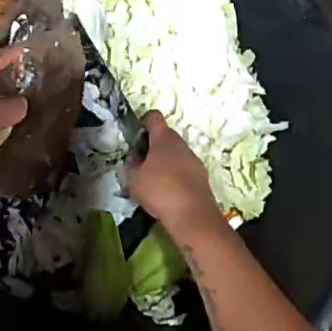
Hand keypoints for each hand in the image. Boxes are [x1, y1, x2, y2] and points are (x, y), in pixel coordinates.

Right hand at [127, 111, 224, 234]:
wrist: (192, 213)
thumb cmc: (160, 189)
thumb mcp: (134, 179)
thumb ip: (130, 166)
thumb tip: (134, 161)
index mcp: (164, 138)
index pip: (154, 116)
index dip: (143, 121)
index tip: (135, 135)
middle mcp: (181, 143)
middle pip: (164, 136)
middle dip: (151, 146)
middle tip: (139, 163)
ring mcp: (193, 158)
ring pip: (175, 152)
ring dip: (163, 160)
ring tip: (152, 180)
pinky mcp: (201, 174)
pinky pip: (183, 167)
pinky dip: (174, 173)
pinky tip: (167, 191)